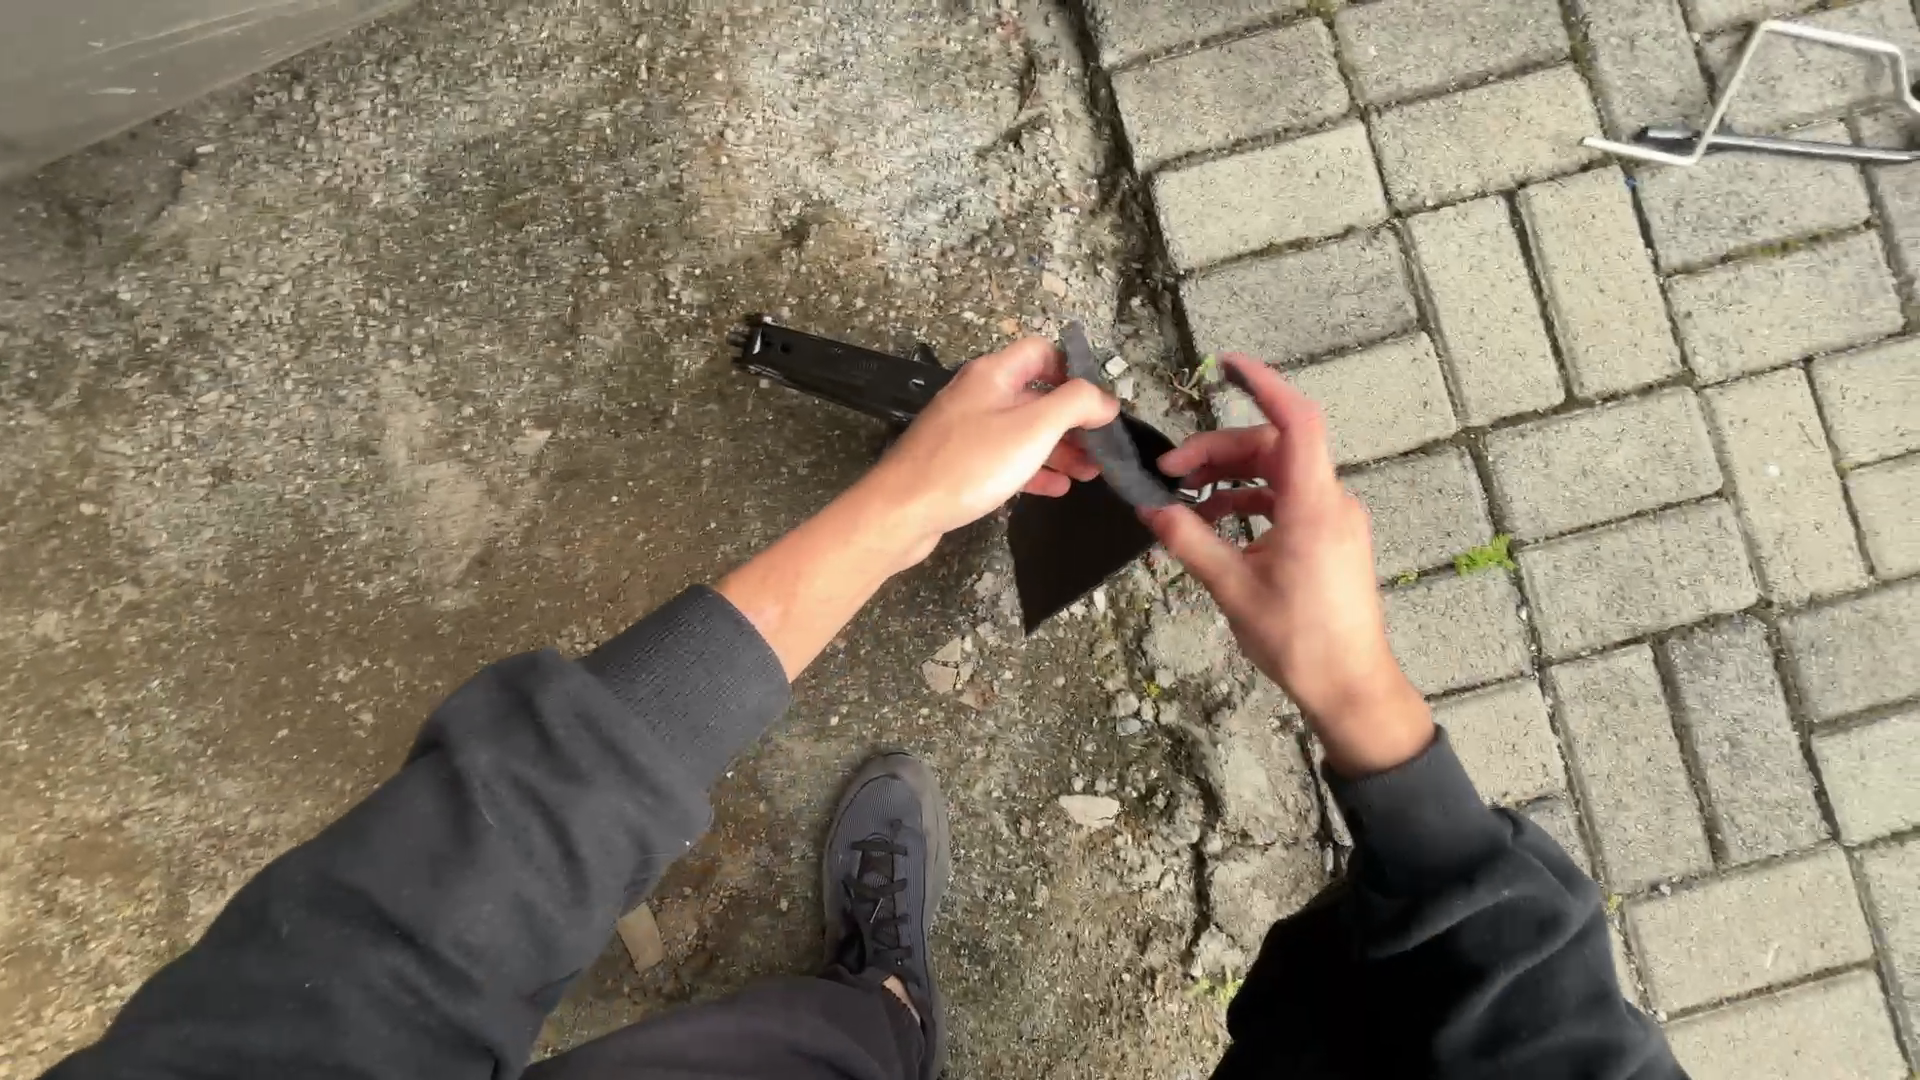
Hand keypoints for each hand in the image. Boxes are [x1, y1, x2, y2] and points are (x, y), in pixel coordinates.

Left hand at [856, 336, 1119, 566]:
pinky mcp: (958, 464)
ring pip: (1022, 432)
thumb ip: (1075, 405)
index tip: (1098, 402)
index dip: (1074, 371)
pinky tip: (1056, 487)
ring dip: (1058, 449)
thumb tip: (1105, 399)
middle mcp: (977, 396)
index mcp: (993, 375)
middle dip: (1072, 421)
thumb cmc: (968, 465)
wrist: (903, 511)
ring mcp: (965, 431)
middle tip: (1102, 447)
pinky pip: (1004, 459)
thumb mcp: (1033, 428)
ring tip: (1090, 472)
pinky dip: (1032, 469)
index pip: (1041, 353)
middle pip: (1035, 397)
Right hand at [1141, 355, 1431, 775]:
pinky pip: (1285, 498)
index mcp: (1313, 507)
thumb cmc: (1298, 641)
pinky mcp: (1329, 535)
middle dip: (1217, 450)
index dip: (1265, 385)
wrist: (1351, 685)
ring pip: (1277, 472)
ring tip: (1185, 497)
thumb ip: (1190, 542)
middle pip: (1273, 447)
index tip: (1227, 365)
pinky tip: (1215, 521)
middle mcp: (1330, 502)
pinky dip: (1248, 500)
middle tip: (1170, 472)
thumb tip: (1150, 509)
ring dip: (1230, 476)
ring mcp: (1333, 518)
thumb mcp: (1233, 589)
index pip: (1297, 423)